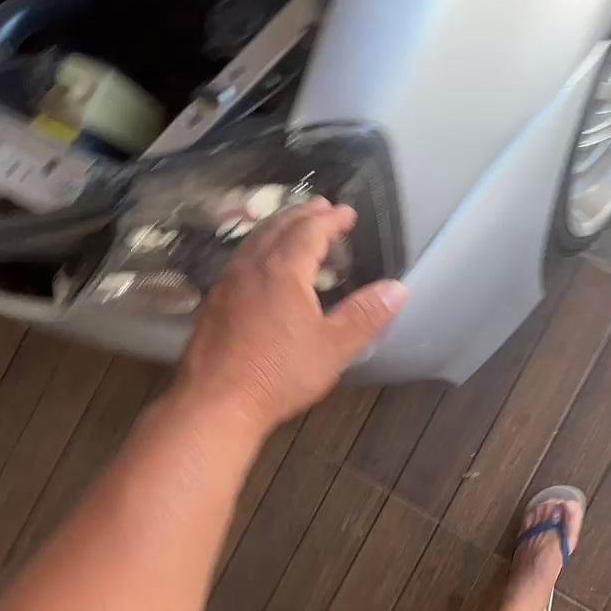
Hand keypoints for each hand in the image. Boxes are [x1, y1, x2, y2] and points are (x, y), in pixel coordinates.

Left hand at [173, 198, 404, 430]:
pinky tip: (260, 268)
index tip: (347, 212)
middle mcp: (251, 269)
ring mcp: (227, 286)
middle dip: (302, 215)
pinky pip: (240, 262)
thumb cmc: (279, 374)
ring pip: (254, 243)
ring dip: (278, 228)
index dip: (330, 220)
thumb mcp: (333, 347)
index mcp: (283, 272)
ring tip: (293, 227)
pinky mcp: (213, 306)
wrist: (215, 402)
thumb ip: (365, 315)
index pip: (309, 232)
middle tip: (321, 207)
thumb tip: (397, 288)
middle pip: (278, 229)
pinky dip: (259, 250)